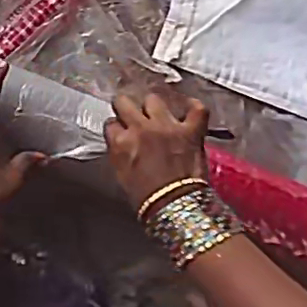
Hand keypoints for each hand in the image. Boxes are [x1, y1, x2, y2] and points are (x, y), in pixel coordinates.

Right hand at [105, 92, 209, 212]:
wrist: (175, 207)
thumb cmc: (145, 197)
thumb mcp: (121, 173)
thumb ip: (119, 151)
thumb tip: (122, 140)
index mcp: (121, 142)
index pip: (111, 123)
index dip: (116, 127)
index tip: (119, 131)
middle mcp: (141, 128)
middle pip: (124, 102)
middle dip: (125, 106)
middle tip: (130, 113)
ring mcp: (167, 126)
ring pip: (153, 99)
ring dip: (153, 106)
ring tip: (156, 113)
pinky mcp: (191, 130)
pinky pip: (196, 109)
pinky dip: (193, 107)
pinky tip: (188, 108)